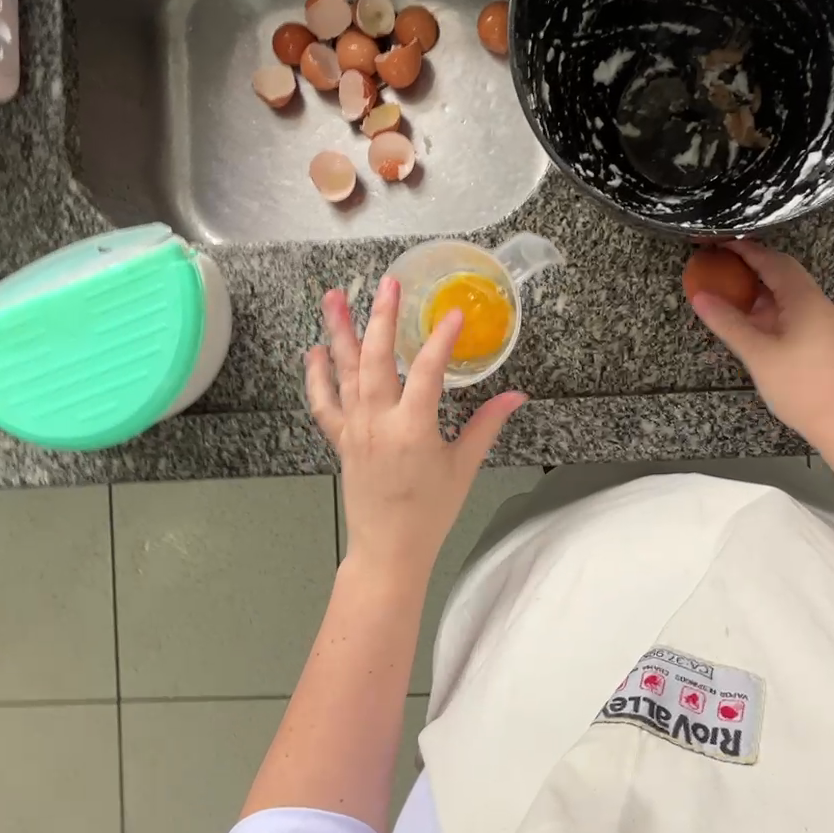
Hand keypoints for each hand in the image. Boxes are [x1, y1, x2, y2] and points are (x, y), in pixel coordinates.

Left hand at [305, 276, 527, 580]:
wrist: (388, 549)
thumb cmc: (430, 511)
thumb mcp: (464, 467)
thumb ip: (487, 426)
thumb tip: (516, 396)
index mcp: (413, 428)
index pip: (427, 371)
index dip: (441, 339)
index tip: (454, 313)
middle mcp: (378, 422)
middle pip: (376, 358)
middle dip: (381, 317)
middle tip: (386, 283)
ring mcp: (354, 429)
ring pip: (344, 371)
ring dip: (340, 332)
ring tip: (334, 296)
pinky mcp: (341, 439)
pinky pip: (324, 402)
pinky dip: (318, 375)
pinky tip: (317, 350)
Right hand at [689, 241, 833, 453]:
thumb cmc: (800, 387)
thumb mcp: (757, 353)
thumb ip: (727, 322)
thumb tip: (700, 296)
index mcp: (804, 298)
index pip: (772, 260)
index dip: (744, 249)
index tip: (718, 242)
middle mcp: (814, 302)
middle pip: (781, 270)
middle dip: (751, 262)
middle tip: (720, 260)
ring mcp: (818, 320)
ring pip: (786, 290)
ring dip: (758, 284)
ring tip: (729, 284)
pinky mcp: (817, 336)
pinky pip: (789, 308)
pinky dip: (766, 304)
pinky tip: (749, 315)